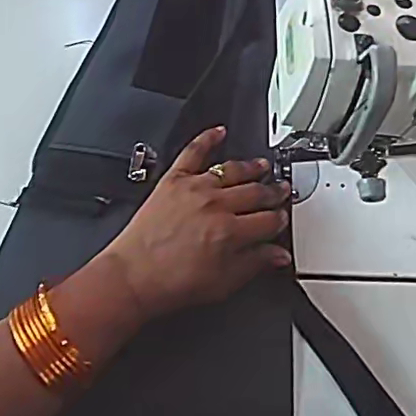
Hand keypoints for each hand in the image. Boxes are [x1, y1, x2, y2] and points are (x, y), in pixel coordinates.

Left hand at [93, 127, 291, 321]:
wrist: (133, 276)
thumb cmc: (171, 282)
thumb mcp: (222, 283)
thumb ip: (254, 264)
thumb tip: (277, 255)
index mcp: (230, 232)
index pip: (268, 220)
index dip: (279, 219)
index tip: (281, 218)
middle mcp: (216, 205)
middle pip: (255, 192)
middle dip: (273, 192)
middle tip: (280, 190)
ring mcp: (195, 188)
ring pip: (233, 170)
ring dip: (252, 167)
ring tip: (262, 166)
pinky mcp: (174, 179)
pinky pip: (193, 151)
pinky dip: (207, 138)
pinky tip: (218, 132)